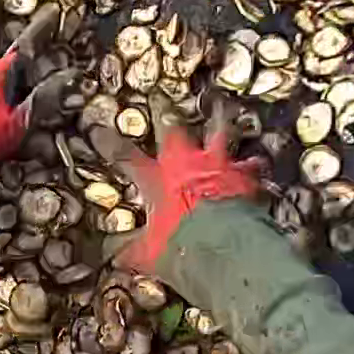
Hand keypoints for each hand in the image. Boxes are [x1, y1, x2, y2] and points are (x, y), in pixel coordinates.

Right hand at [98, 92, 265, 273]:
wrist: (226, 248)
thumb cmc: (180, 246)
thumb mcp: (146, 254)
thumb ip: (129, 250)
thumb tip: (112, 257)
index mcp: (156, 180)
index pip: (125, 156)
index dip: (108, 142)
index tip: (97, 128)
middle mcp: (185, 166)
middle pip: (172, 131)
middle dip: (164, 113)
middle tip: (160, 97)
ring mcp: (216, 168)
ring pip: (217, 133)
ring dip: (218, 121)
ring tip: (220, 106)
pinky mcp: (244, 179)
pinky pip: (248, 167)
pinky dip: (250, 166)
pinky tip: (256, 161)